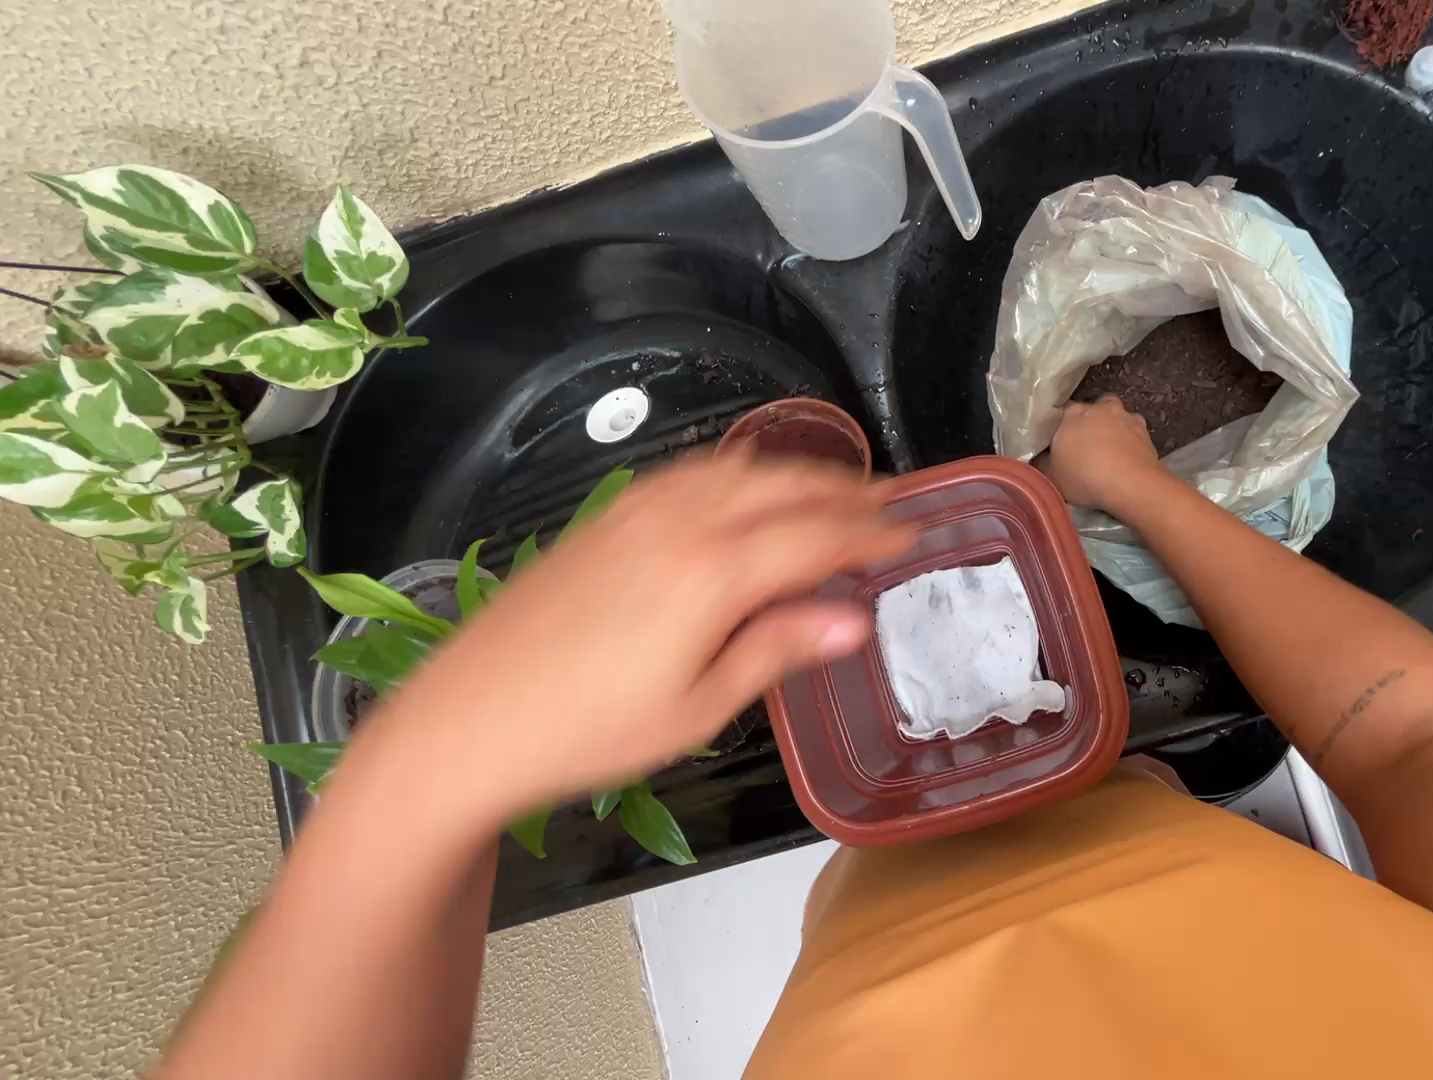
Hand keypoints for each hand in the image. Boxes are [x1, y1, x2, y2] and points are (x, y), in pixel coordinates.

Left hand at [364, 454, 914, 820]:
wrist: (466, 721)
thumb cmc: (592, 732)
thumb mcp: (700, 707)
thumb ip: (779, 648)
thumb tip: (856, 621)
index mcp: (713, 574)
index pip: (817, 537)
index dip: (870, 534)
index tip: (909, 536)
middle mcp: (682, 524)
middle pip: (786, 488)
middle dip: (847, 490)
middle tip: (891, 500)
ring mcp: (641, 511)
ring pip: (742, 470)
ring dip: (799, 472)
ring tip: (838, 485)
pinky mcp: (611, 515)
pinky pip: (696, 472)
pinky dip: (743, 470)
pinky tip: (752, 484)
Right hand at [1039, 395, 1167, 516]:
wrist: (1131, 485)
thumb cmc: (1084, 477)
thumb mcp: (1051, 476)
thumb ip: (1042, 462)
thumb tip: (1038, 456)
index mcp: (1072, 414)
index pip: (1061, 412)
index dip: (1060, 426)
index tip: (1058, 441)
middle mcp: (1099, 408)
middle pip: (1090, 410)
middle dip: (1087, 422)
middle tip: (1083, 444)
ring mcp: (1125, 416)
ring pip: (1114, 416)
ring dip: (1111, 427)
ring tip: (1108, 449)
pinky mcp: (1144, 430)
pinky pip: (1132, 431)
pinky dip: (1128, 439)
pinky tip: (1126, 456)